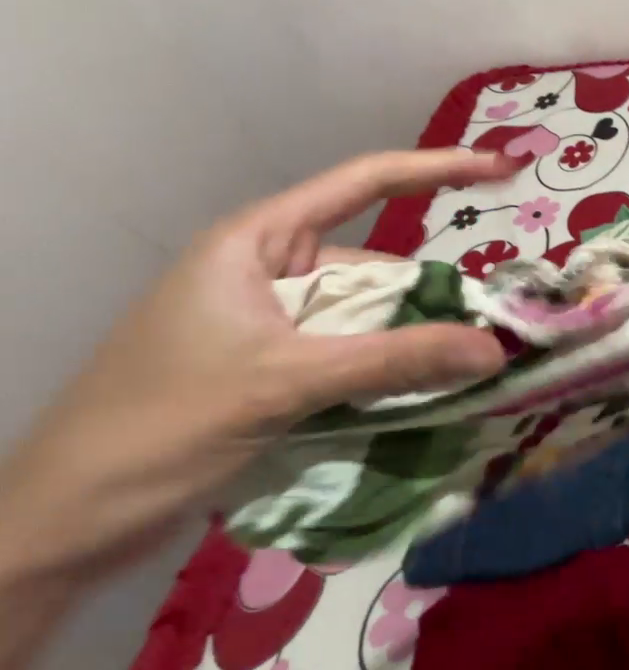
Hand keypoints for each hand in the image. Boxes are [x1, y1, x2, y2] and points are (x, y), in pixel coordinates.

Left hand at [0, 150, 516, 589]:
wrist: (56, 527)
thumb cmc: (155, 428)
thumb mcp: (283, 383)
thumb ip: (397, 359)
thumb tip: (497, 348)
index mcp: (255, 244)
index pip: (363, 183)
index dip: (440, 168)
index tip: (505, 170)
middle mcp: (267, 271)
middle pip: (378, 263)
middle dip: (432, 295)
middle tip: (491, 329)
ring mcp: (268, 320)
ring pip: (370, 311)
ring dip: (412, 338)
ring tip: (460, 372)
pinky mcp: (271, 364)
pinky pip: (354, 348)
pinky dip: (388, 366)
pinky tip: (419, 392)